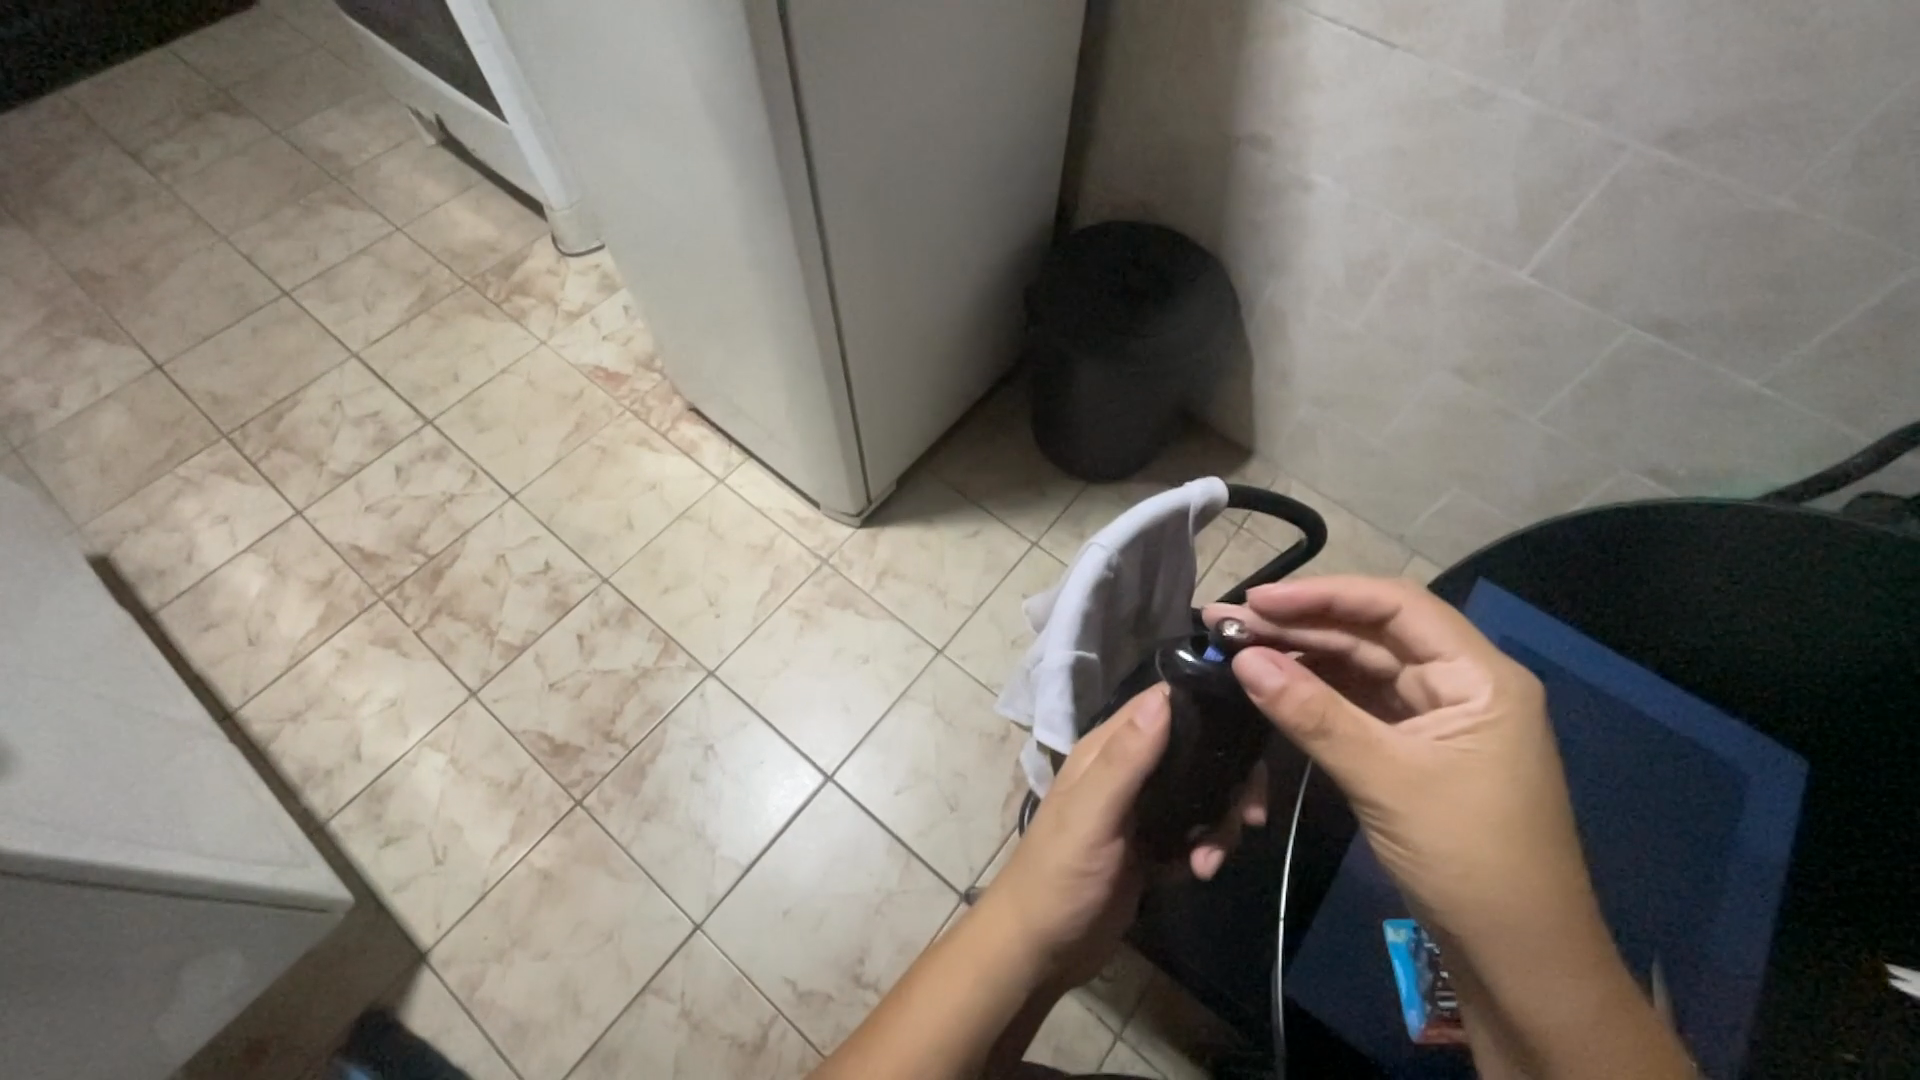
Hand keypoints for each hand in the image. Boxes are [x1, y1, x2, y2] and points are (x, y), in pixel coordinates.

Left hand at [982, 685, 1264, 988]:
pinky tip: (1199, 873)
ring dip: (1218, 824)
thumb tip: (1163, 699)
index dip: (1205, 711)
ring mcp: (1139, 811)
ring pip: (1199, 796)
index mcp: (1105, 751)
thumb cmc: (1059, 876)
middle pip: (1192, 752)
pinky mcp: (1150, 847)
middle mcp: (1124, 772)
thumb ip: (1125, 759)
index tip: (1247, 738)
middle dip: (1225, 781)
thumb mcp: (1091, 814)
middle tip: (1250, 815)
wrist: (1040, 950)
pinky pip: (1192, 834)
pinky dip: (1204, 850)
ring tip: (1210, 860)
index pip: (1161, 706)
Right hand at [1201, 576, 1596, 946]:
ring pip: (1359, 666)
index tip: (1256, 600)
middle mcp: (1459, 683)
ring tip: (1234, 644)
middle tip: (1225, 621)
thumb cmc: (1468, 857)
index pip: (1395, 607)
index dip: (1323, 594)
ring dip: (1299, 654)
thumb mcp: (1385, 779)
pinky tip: (1269, 681)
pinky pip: (1356, 702)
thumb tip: (1242, 658)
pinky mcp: (1412, 747)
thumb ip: (1312, 713)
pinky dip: (1312, 691)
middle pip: (1371, 633)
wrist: (1517, 956)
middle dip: (1298, 623)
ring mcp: (1434, 716)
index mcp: (1479, 676)